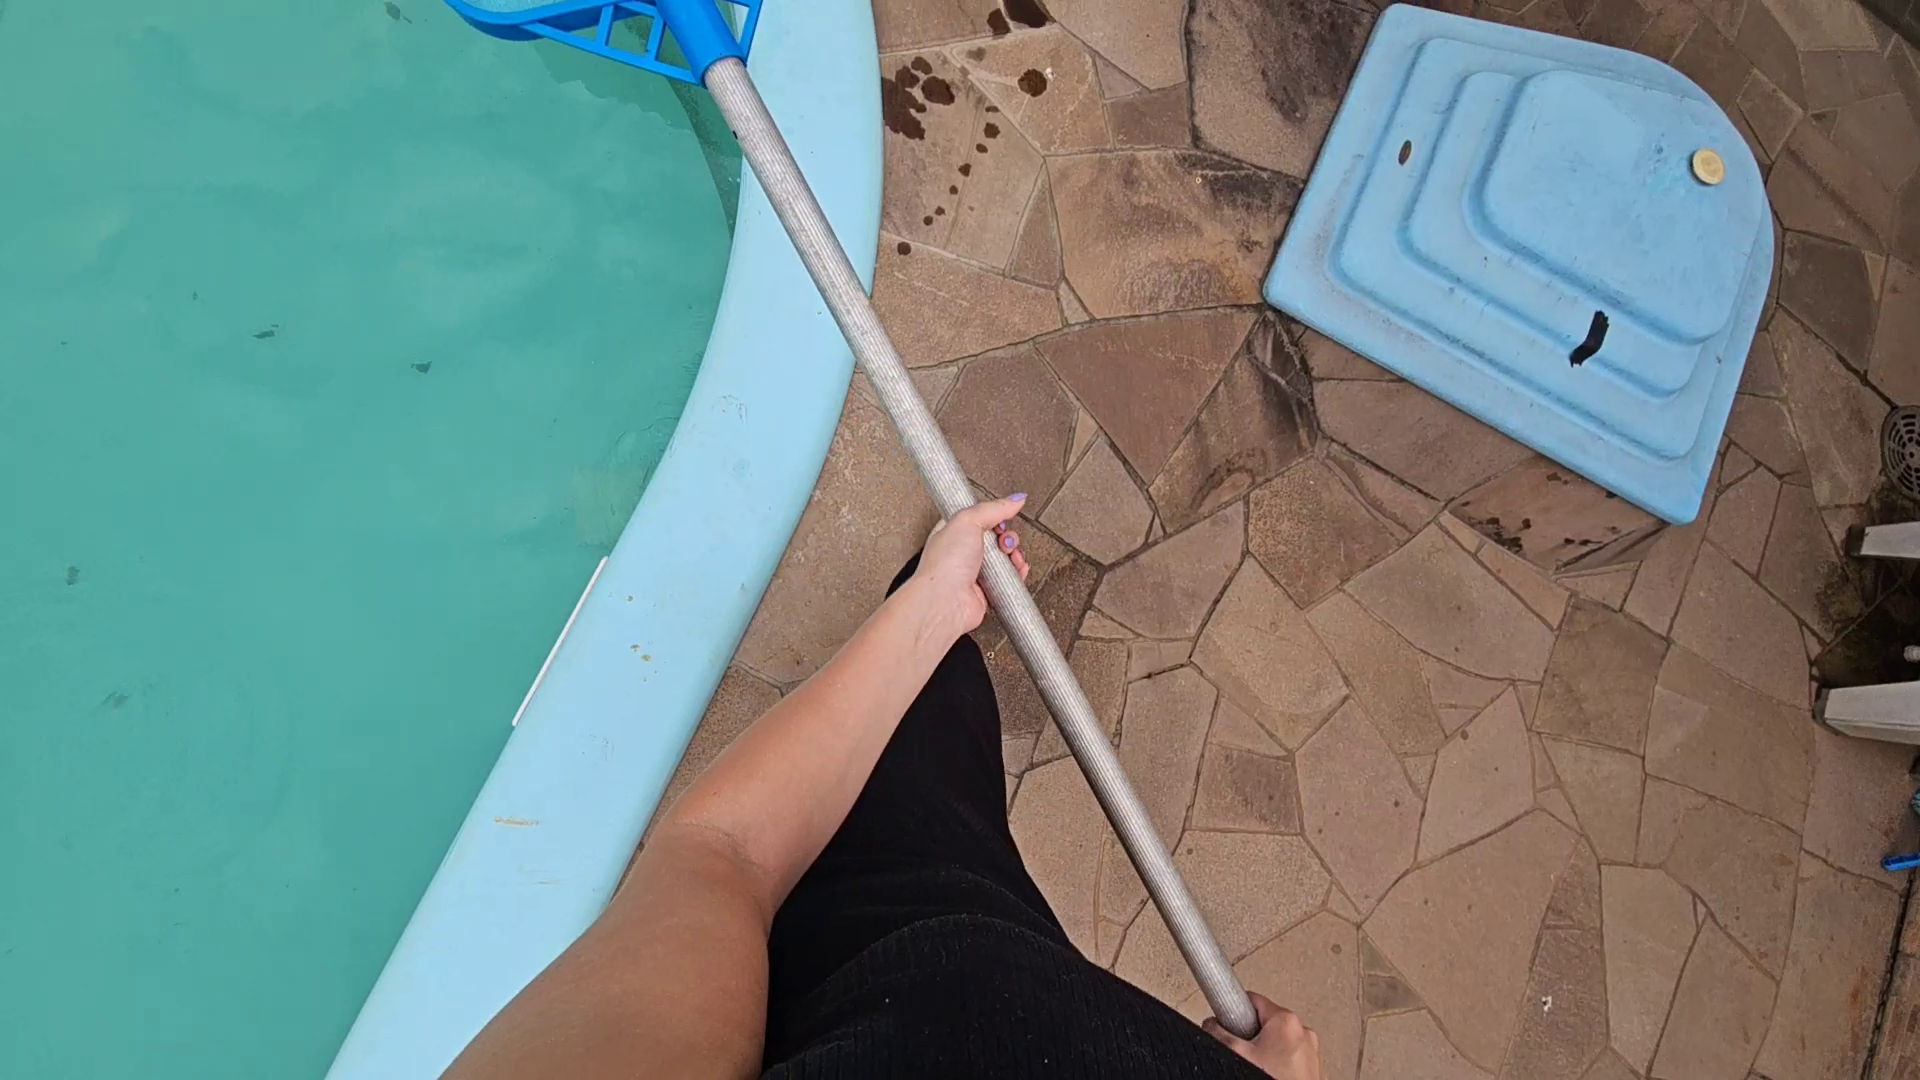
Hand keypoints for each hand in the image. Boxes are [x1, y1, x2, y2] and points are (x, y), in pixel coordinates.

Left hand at [903, 494, 1030, 640]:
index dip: (994, 516)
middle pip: (995, 538)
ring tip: (1011, 555)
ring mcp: (975, 572)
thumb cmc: (944, 564)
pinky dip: (1017, 574)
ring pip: (1004, 558)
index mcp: (953, 532)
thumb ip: (994, 508)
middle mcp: (963, 552)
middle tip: (1005, 539)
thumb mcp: (968, 520)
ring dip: (1014, 555)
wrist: (946, 601)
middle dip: (1007, 536)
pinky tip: (1018, 569)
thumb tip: (1015, 500)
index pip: (980, 518)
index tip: (1001, 516)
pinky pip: (1008, 579)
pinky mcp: (987, 591)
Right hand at [1202, 994, 1323, 1079]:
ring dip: (1267, 1055)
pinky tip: (1271, 1077)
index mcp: (1287, 1021)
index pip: (1252, 1000)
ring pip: (1279, 1045)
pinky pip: (1292, 1062)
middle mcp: (1305, 1034)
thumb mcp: (1234, 1053)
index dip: (1236, 1013)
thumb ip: (1217, 1031)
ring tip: (1260, 1070)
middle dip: (1252, 1037)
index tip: (1230, 1023)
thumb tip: (1211, 1024)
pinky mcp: (1316, 1075)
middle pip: (1266, 1024)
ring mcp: (1313, 1056)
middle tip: (1245, 1055)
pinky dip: (1280, 1069)